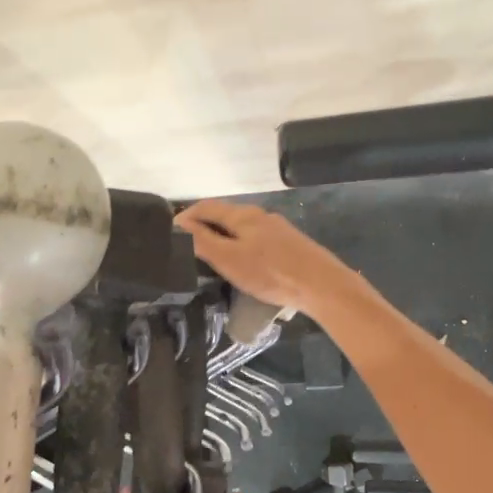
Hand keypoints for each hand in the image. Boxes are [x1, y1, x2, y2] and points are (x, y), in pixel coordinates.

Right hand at [173, 201, 354, 315]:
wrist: (322, 286)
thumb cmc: (271, 272)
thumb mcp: (229, 259)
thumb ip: (202, 241)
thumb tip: (179, 225)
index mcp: (243, 215)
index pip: (206, 207)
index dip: (186, 217)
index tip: (171, 233)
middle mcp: (259, 215)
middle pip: (224, 214)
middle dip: (203, 225)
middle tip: (187, 246)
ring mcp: (277, 228)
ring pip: (241, 227)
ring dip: (222, 235)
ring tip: (210, 256)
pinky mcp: (288, 243)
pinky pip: (255, 238)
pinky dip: (240, 244)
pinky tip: (242, 262)